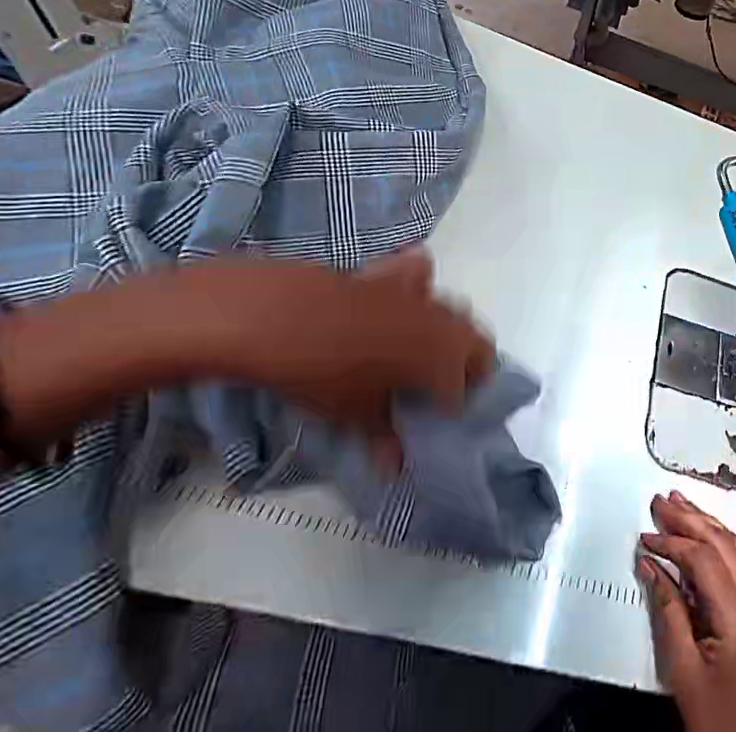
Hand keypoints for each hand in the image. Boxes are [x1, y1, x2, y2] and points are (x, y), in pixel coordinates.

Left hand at [0, 250, 493, 458]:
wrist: (262, 314)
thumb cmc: (317, 373)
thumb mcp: (351, 413)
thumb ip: (383, 437)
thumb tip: (394, 464)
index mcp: (438, 355)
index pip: (471, 383)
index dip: (460, 405)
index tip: (439, 421)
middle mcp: (434, 317)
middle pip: (473, 340)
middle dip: (464, 366)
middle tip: (434, 391)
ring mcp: (409, 289)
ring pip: (447, 309)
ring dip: (443, 333)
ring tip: (413, 356)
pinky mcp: (380, 271)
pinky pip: (415, 280)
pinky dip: (413, 296)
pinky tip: (384, 313)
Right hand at [636, 492, 735, 731]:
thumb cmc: (722, 723)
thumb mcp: (683, 668)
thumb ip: (668, 610)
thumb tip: (653, 569)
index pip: (705, 559)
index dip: (672, 542)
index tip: (647, 538)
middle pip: (723, 546)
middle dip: (690, 519)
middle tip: (662, 503)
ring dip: (707, 524)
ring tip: (682, 506)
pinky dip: (719, 544)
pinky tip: (706, 537)